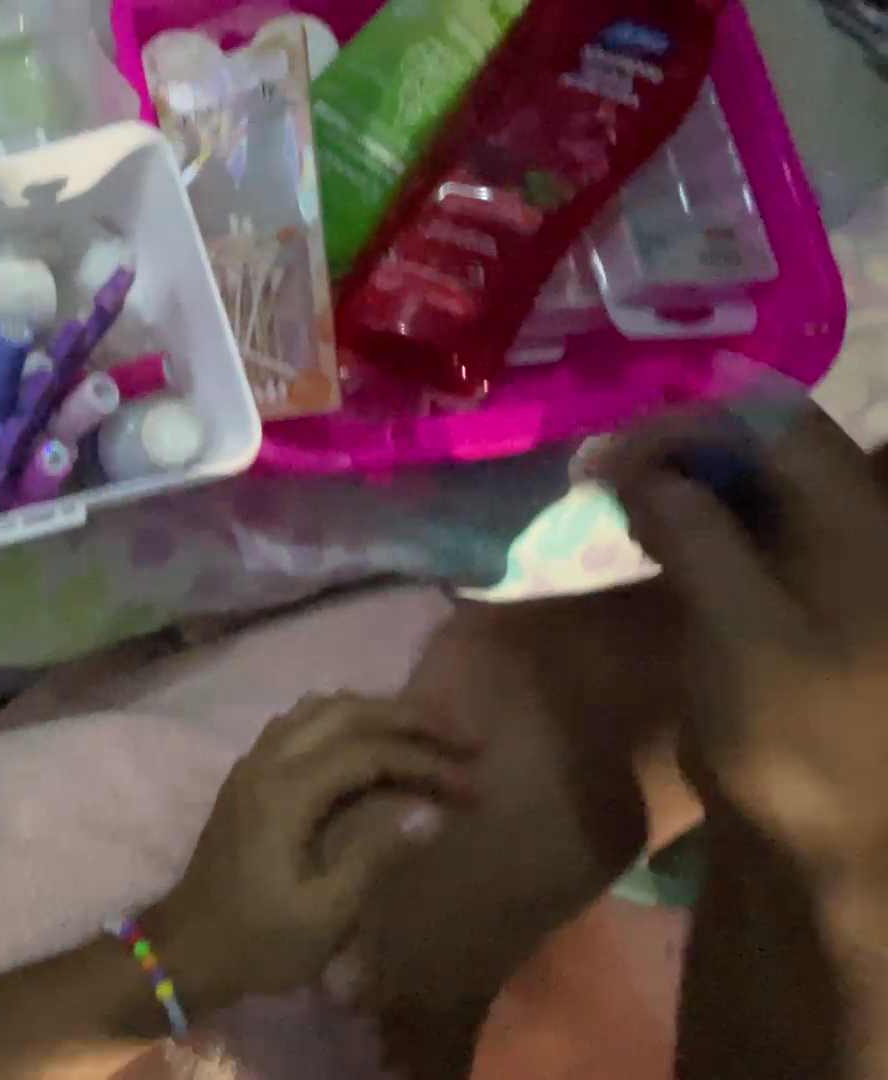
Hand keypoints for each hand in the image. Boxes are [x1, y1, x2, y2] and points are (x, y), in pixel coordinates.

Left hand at [149, 693, 479, 1010]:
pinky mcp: (248, 775)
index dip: (426, 762)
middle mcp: (263, 762)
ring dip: (373, 713)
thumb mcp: (326, 910)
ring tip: (428, 736)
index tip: (478, 787)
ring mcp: (251, 764)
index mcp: (283, 792)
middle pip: (340, 712)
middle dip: (407, 717)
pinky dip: (341, 724)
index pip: (365, 751)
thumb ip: (375, 853)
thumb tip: (432, 809)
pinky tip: (372, 746)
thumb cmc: (261, 937)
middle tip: (466, 739)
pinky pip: (297, 726)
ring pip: (315, 711)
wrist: (191, 942)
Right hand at [601, 410, 887, 881]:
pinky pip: (748, 529)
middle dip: (682, 446)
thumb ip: (697, 539)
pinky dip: (693, 519)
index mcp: (868, 534)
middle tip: (602, 468)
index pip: (782, 431)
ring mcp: (836, 568)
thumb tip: (639, 469)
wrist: (837, 832)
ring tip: (616, 495)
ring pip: (759, 487)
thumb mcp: (738, 630)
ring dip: (683, 481)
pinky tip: (649, 534)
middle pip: (775, 450)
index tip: (605, 450)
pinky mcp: (802, 601)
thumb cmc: (794, 732)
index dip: (690, 424)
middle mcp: (865, 535)